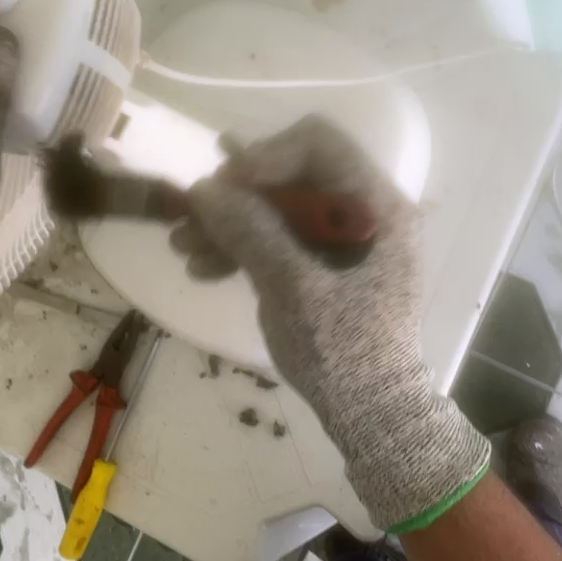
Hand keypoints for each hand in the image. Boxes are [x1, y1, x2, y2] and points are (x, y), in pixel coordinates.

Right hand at [172, 116, 488, 531]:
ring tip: (184, 249)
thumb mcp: (295, 290)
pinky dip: (244, 248)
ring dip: (231, 224)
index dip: (266, 155)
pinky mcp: (324, 265)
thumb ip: (253, 233)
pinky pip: (280, 239)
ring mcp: (343, 240)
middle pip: (291, 176)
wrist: (371, 414)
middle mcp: (363, 212)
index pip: (319, 146)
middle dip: (237, 197)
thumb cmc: (344, 353)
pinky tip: (205, 269)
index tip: (225, 186)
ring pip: (279, 209)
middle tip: (192, 219)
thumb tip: (205, 190)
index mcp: (376, 206)